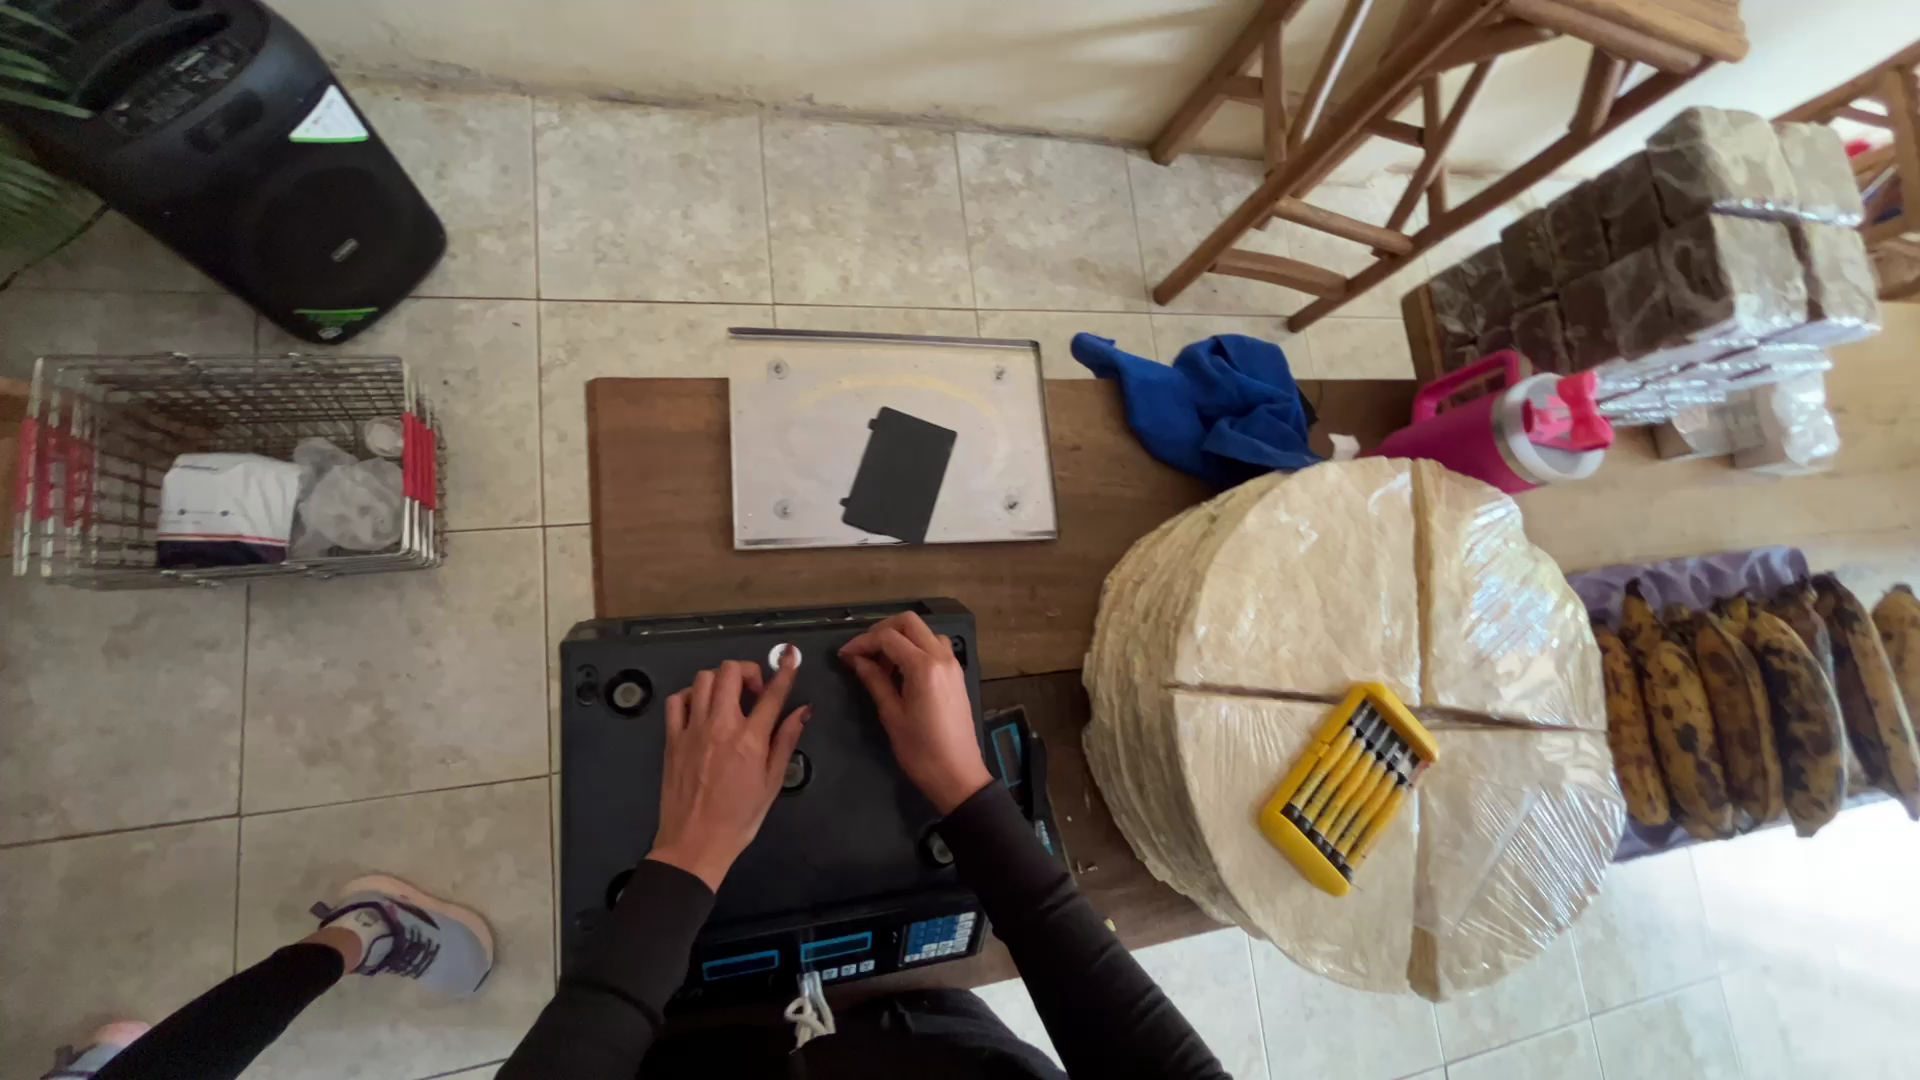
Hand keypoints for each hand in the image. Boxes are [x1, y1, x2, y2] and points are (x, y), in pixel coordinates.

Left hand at [647, 649, 808, 890]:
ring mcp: (692, 730)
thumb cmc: (739, 817)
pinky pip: (676, 701)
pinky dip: (690, 695)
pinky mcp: (671, 739)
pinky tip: (701, 709)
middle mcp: (720, 726)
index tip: (790, 656)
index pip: (772, 693)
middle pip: (730, 672)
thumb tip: (802, 710)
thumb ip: (785, 741)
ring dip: (721, 680)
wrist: (694, 844)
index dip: (785, 670)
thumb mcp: (772, 782)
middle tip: (755, 691)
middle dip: (748, 670)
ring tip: (729, 699)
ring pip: (702, 679)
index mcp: (749, 739)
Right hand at [839, 612, 991, 813]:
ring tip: (881, 664)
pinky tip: (901, 670)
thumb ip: (874, 680)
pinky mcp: (956, 674)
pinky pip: (935, 646)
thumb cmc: (920, 750)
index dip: (862, 642)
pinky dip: (916, 647)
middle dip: (882, 630)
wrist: (957, 774)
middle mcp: (941, 657)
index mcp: (924, 667)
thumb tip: (855, 659)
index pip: (888, 637)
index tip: (844, 655)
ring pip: (924, 631)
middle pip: (909, 622)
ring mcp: (952, 664)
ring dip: (901, 638)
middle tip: (863, 652)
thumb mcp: (892, 715)